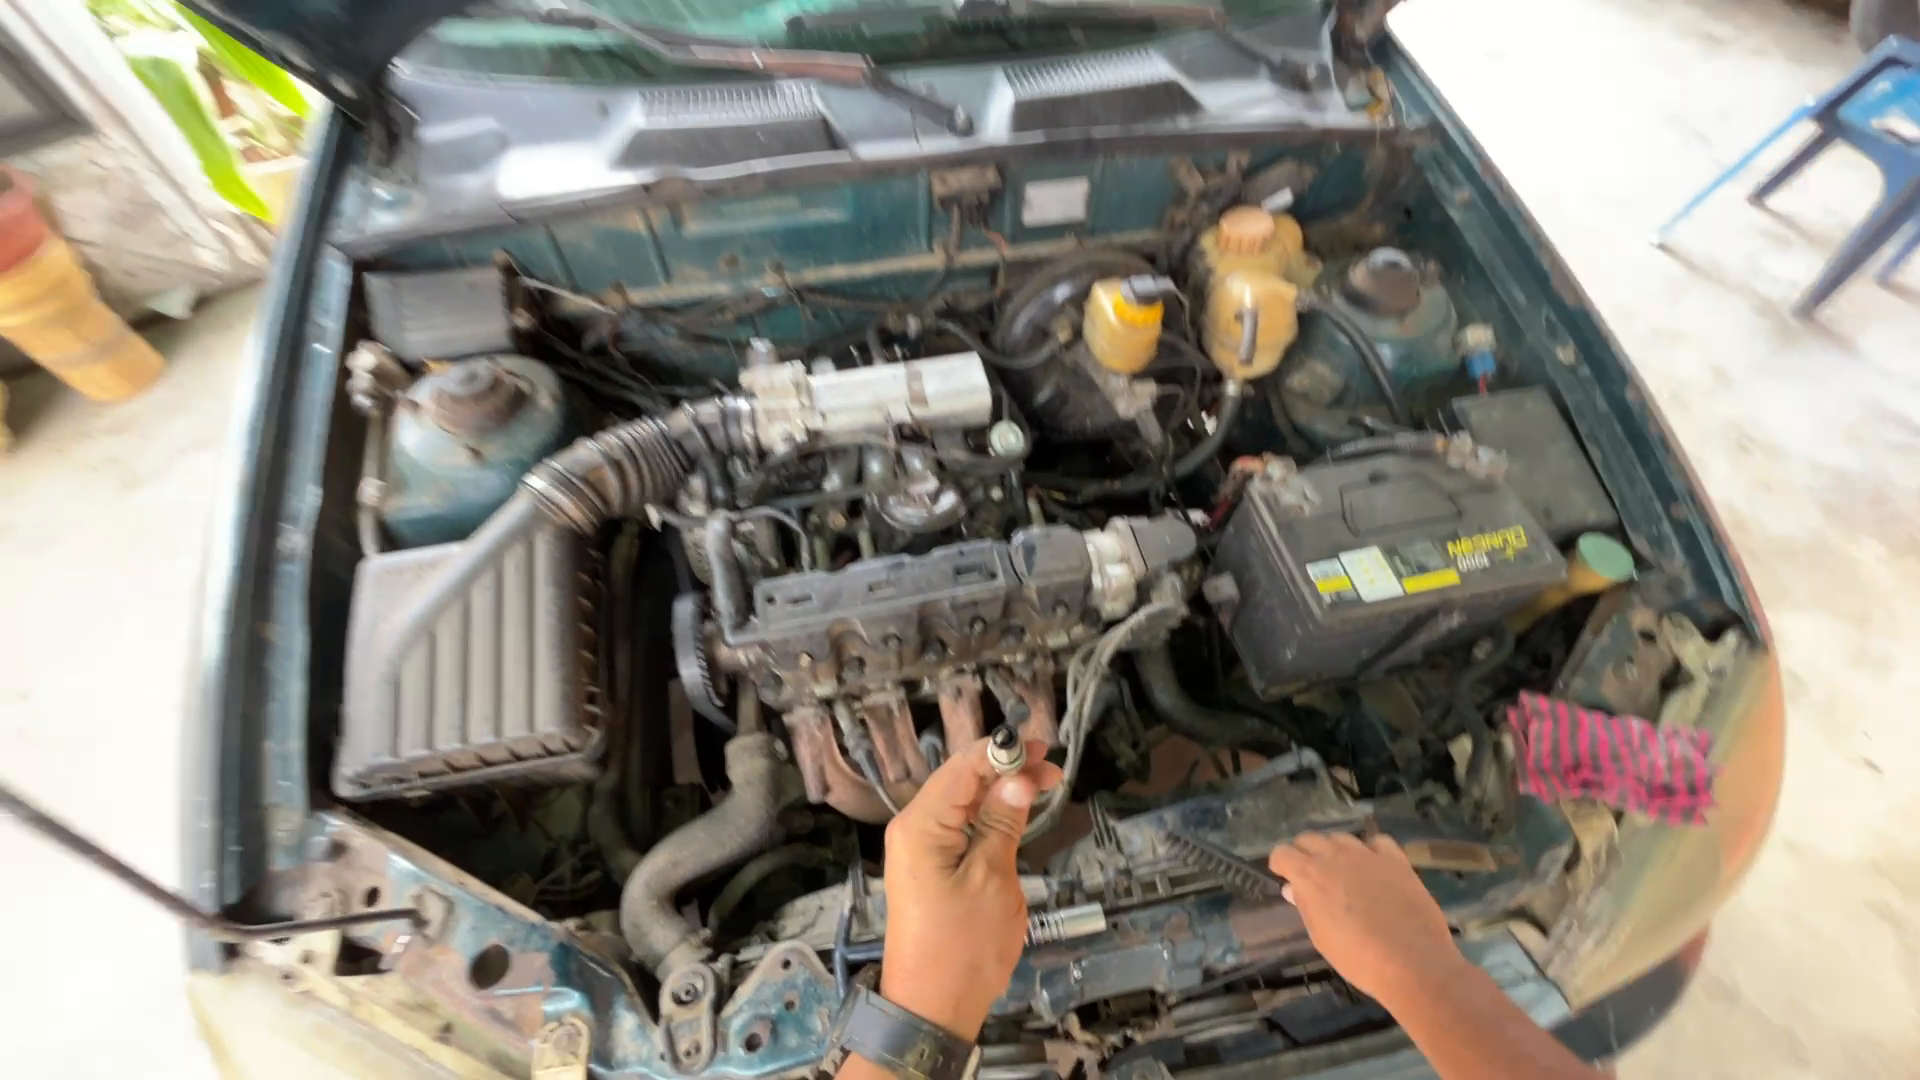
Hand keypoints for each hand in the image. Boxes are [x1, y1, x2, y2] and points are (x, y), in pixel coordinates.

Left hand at [878, 736, 1062, 1039]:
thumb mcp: (991, 880)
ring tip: (1044, 783)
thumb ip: (1002, 823)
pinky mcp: (931, 862)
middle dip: (1006, 769)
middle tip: (1051, 767)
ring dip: (1002, 789)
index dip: (1001, 752)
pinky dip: (991, 813)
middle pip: (962, 780)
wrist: (931, 1009)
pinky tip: (1017, 808)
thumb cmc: (961, 947)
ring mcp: (920, 845)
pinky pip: (961, 823)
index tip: (1040, 746)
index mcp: (920, 824)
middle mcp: (914, 826)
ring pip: (964, 800)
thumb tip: (1018, 780)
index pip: (962, 768)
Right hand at [1268, 832, 1465, 1006]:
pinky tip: (1375, 866)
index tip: (1285, 876)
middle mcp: (1334, 856)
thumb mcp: (1321, 938)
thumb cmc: (1359, 959)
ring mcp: (1366, 855)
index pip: (1282, 852)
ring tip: (1344, 870)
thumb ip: (1305, 906)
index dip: (1281, 864)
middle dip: (1304, 853)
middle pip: (1309, 839)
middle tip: (1313, 875)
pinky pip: (1378, 842)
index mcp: (1309, 875)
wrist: (1414, 966)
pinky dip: (1372, 850)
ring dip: (1335, 850)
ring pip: (1341, 838)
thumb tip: (1294, 888)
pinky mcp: (1396, 861)